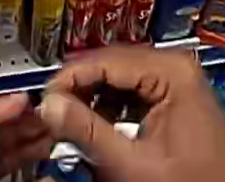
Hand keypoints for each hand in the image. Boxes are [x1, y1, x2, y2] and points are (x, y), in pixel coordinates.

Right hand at [39, 46, 224, 181]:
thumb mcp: (134, 165)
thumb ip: (89, 132)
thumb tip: (50, 105)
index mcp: (172, 68)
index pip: (108, 59)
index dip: (71, 77)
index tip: (45, 95)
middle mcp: (177, 64)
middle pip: (114, 65)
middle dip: (81, 87)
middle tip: (52, 107)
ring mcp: (179, 79)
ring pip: (122, 78)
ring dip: (94, 97)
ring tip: (69, 118)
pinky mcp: (177, 96)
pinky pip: (135, 92)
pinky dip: (113, 107)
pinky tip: (96, 126)